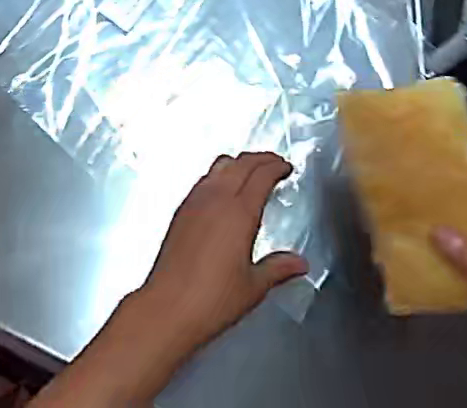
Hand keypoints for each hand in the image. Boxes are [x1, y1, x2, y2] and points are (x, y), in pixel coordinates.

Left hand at [131, 151, 309, 353]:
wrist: (167, 308)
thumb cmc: (212, 300)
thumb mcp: (253, 287)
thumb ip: (278, 268)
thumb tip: (299, 263)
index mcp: (239, 212)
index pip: (262, 175)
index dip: (277, 167)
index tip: (286, 167)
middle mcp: (217, 198)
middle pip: (242, 163)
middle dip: (261, 159)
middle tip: (274, 163)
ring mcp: (196, 201)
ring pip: (221, 165)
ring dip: (240, 162)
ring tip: (251, 171)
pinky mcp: (182, 209)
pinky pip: (205, 178)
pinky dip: (221, 173)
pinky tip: (223, 189)